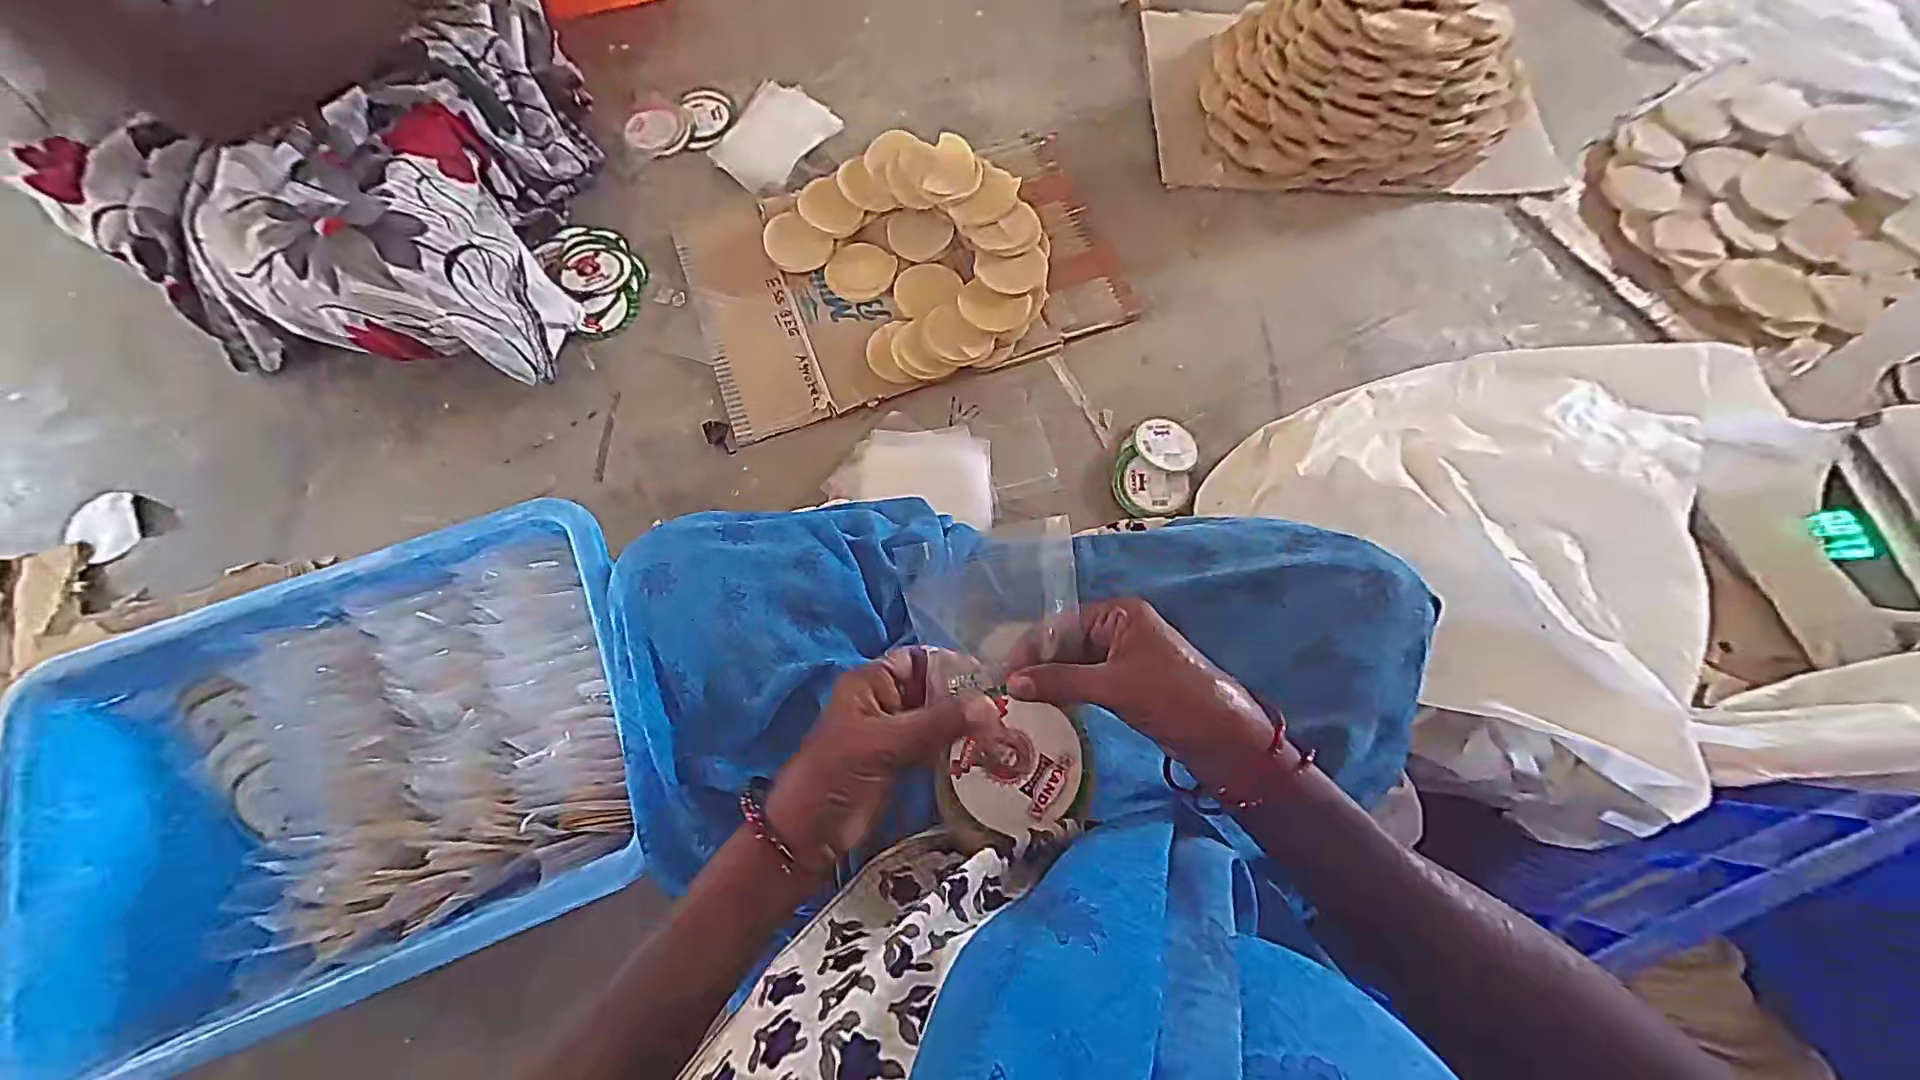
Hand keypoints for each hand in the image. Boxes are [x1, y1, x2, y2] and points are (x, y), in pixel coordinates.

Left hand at [763, 649, 1001, 872]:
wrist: (809, 834)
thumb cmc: (838, 773)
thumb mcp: (886, 742)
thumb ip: (938, 723)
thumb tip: (990, 706)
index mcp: (872, 682)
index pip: (919, 660)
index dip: (952, 665)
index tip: (990, 679)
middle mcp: (885, 700)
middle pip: (933, 689)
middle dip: (966, 698)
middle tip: (1007, 709)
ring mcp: (895, 732)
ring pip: (938, 718)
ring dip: (966, 725)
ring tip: (1004, 731)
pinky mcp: (903, 761)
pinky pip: (936, 745)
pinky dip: (958, 747)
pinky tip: (986, 753)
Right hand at [1006, 598, 1286, 789]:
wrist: (1221, 735)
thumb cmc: (1171, 696)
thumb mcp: (1113, 686)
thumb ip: (1061, 681)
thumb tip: (1011, 683)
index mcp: (1118, 614)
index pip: (1061, 624)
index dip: (1030, 648)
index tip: (1003, 673)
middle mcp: (1117, 628)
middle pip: (1065, 643)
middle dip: (1036, 665)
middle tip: (1005, 690)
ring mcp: (1121, 656)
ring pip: (1072, 664)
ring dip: (1048, 680)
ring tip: (1017, 700)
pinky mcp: (1124, 681)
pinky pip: (1084, 681)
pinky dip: (1065, 692)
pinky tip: (1044, 705)